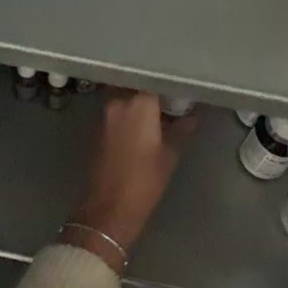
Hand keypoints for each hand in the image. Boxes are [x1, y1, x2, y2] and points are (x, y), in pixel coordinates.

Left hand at [59, 90, 191, 272]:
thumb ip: (181, 128)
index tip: (178, 86)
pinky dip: (127, 110)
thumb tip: (192, 114)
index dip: (167, 81)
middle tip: (169, 96)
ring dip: (137, 98)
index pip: (153, 79)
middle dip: (151, 88)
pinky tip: (141, 121)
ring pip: (123, 95)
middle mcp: (117, 101)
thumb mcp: (170, 155)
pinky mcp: (96, 126)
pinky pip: (115, 109)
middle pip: (136, 84)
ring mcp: (103, 113)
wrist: (108, 209)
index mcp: (138, 103)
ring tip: (157, 108)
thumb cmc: (144, 181)